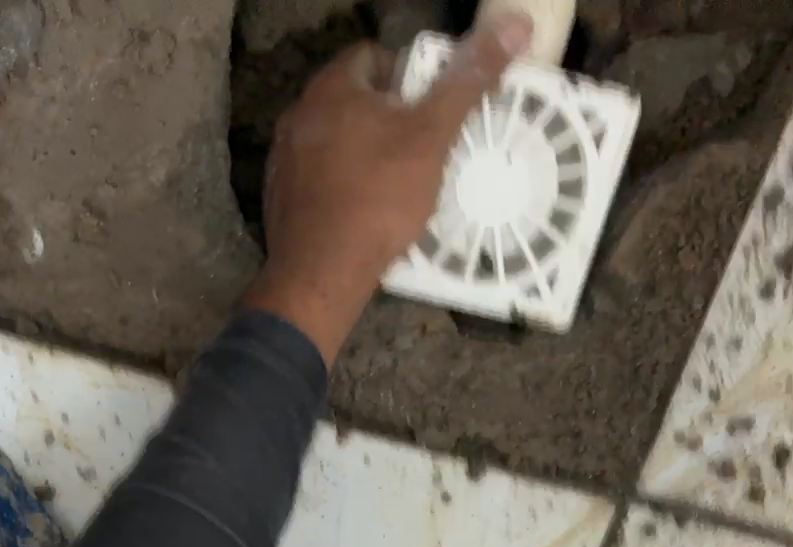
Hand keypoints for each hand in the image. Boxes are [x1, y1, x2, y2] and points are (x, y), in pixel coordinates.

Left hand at [240, 13, 533, 362]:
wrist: (320, 275)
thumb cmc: (378, 199)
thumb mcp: (432, 137)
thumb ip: (467, 82)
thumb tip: (514, 25)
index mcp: (329, 90)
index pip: (372, 56)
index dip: (407, 74)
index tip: (428, 107)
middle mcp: (296, 118)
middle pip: (350, 101)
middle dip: (385, 118)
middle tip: (417, 148)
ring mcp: (282, 163)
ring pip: (332, 143)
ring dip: (361, 154)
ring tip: (392, 185)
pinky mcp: (278, 203)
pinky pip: (316, 181)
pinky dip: (339, 188)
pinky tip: (361, 213)